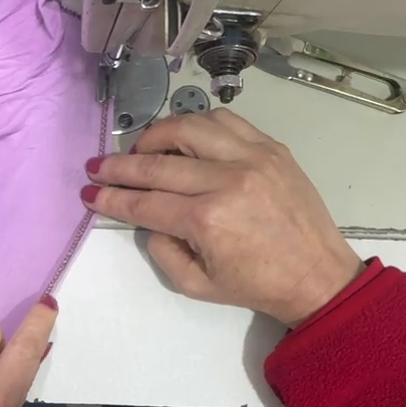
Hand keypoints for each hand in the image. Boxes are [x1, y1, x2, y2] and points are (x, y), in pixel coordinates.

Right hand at [83, 109, 362, 325]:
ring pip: (189, 127)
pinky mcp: (271, 147)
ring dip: (156, 135)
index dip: (112, 197)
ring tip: (140, 149)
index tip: (90, 192)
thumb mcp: (196, 285)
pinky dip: (197, 124)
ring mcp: (252, 158)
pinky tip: (183, 138)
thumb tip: (149, 219)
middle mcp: (227, 181)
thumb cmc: (255, 285)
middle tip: (98, 166)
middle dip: (120, 166)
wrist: (315, 274)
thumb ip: (163, 251)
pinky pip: (225, 121)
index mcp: (207, 221)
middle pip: (158, 163)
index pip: (145, 202)